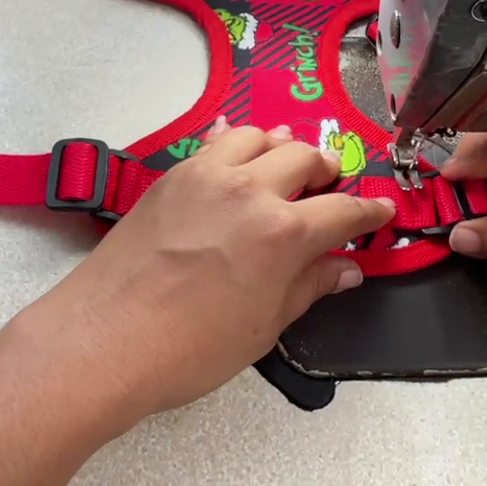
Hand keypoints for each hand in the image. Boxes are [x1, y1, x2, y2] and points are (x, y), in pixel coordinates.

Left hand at [19, 120, 395, 421]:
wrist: (105, 338)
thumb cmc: (190, 348)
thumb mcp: (263, 327)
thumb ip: (308, 287)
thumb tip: (346, 269)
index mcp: (283, 232)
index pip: (343, 211)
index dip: (369, 211)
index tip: (381, 211)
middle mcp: (250, 190)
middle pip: (304, 158)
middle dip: (327, 169)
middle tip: (331, 184)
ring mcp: (207, 176)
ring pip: (258, 136)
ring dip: (281, 146)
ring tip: (287, 162)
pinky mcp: (172, 176)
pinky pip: (213, 142)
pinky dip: (235, 141)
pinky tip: (236, 148)